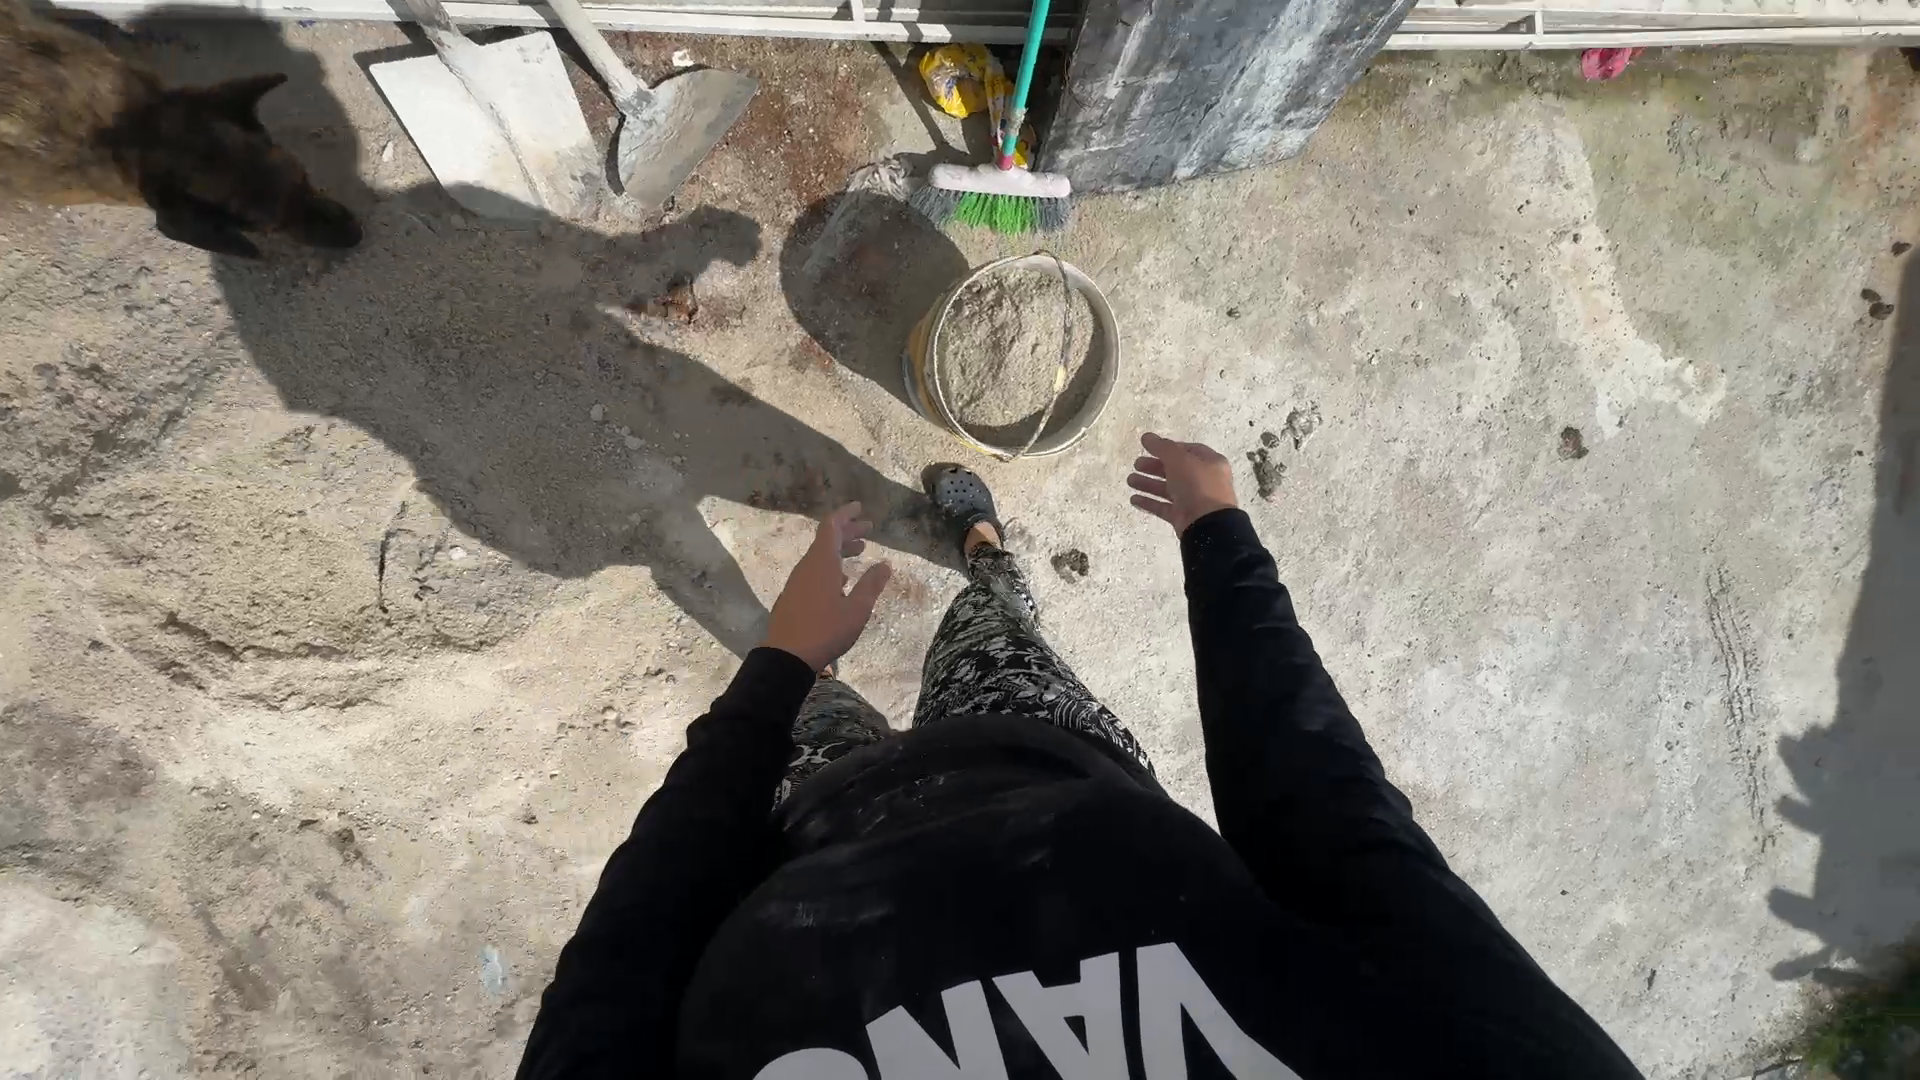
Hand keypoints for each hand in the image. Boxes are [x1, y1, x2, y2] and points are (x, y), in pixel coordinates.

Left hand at [761, 502, 893, 671]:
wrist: (787, 657)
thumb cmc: (825, 630)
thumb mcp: (857, 609)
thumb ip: (871, 584)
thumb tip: (885, 565)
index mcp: (822, 563)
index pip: (831, 526)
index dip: (845, 514)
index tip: (860, 507)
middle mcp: (807, 567)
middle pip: (826, 540)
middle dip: (848, 531)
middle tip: (869, 530)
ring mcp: (798, 582)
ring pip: (820, 556)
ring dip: (841, 550)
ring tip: (861, 552)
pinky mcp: (794, 596)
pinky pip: (814, 571)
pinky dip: (831, 566)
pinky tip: (843, 581)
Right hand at [1127, 432, 1238, 534]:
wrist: (1207, 523)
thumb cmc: (1197, 485)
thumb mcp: (1179, 460)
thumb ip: (1162, 447)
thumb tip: (1146, 436)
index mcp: (1210, 463)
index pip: (1188, 451)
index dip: (1169, 448)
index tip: (1150, 448)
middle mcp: (1203, 481)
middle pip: (1175, 470)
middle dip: (1154, 466)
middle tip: (1136, 464)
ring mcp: (1192, 500)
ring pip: (1167, 489)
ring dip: (1148, 484)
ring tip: (1130, 480)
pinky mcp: (1182, 516)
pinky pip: (1163, 507)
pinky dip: (1149, 502)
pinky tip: (1134, 499)